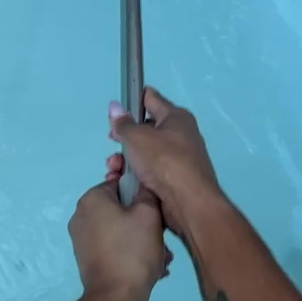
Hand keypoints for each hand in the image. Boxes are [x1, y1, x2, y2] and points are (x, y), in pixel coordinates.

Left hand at [67, 157, 170, 300]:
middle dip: (145, 223)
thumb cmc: (133, 250)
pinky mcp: (87, 258)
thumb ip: (148, 193)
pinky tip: (152, 269)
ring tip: (162, 258)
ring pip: (121, 231)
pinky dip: (132, 254)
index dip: (142, 195)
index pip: (120, 183)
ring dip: (143, 241)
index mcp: (91, 199)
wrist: (116, 297)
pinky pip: (114, 247)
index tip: (157, 211)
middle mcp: (81, 215)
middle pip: (121, 209)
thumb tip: (144, 187)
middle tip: (162, 239)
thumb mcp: (149, 214)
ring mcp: (82, 239)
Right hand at [108, 87, 224, 232]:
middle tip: (112, 141)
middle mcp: (180, 134)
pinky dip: (136, 173)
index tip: (117, 109)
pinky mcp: (175, 179)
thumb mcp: (137, 137)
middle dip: (126, 135)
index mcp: (176, 117)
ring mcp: (179, 158)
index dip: (133, 99)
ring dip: (127, 158)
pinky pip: (150, 170)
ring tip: (114, 168)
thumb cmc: (164, 161)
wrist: (189, 202)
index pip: (151, 98)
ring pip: (146, 152)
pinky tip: (123, 180)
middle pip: (147, 128)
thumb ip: (123, 123)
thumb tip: (115, 106)